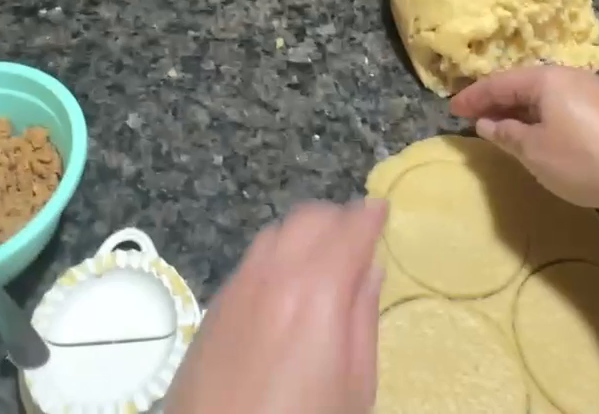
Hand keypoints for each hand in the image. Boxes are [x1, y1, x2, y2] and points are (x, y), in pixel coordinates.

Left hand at [164, 199, 388, 413]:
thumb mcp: (354, 389)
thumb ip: (363, 320)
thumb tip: (370, 270)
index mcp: (318, 290)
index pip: (350, 229)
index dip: (370, 215)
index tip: (382, 209)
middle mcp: (276, 273)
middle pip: (310, 216)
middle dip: (338, 218)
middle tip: (357, 237)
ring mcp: (240, 284)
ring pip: (277, 230)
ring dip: (304, 231)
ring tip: (321, 256)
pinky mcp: (216, 303)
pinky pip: (252, 257)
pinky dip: (277, 253)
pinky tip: (284, 283)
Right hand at [450, 66, 598, 213]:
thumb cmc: (583, 160)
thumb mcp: (535, 151)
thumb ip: (507, 134)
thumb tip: (487, 124)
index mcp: (547, 78)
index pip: (500, 82)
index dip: (473, 97)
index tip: (452, 110)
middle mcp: (570, 76)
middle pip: (523, 84)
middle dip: (497, 101)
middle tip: (474, 118)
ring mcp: (593, 92)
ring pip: (545, 96)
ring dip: (520, 110)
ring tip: (502, 128)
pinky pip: (563, 106)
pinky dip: (542, 116)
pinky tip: (539, 135)